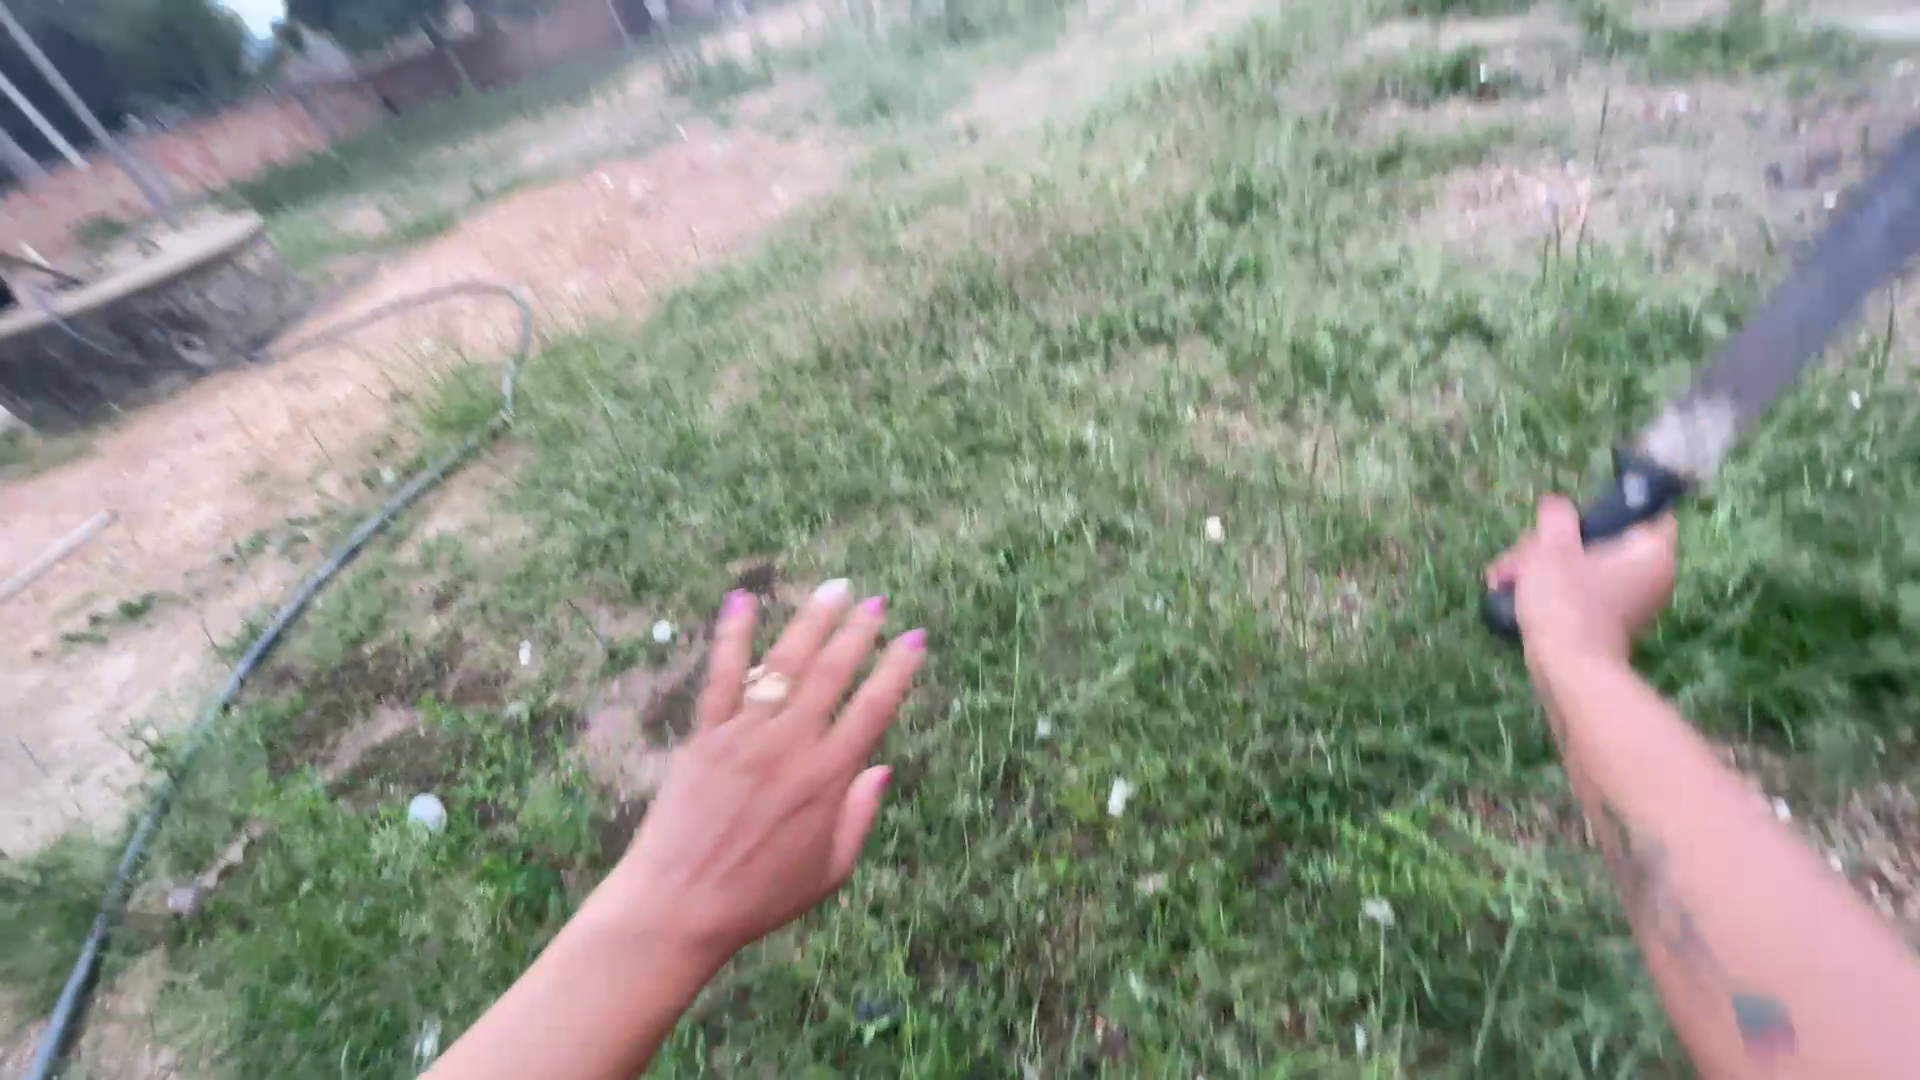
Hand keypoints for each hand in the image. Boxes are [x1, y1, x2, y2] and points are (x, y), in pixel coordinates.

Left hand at [594, 580, 925, 971]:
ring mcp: (746, 735)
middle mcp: (792, 745)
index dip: (898, 669)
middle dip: (859, 632)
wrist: (677, 909)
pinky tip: (742, 599)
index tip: (915, 637)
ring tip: (835, 589)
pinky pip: (721, 676)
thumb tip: (883, 767)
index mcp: (828, 777)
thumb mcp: (830, 871)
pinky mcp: (706, 735)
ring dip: (813, 622)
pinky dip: (732, 636)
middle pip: (833, 674)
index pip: (874, 708)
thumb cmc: (759, 897)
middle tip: (876, 601)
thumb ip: (861, 816)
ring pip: (786, 665)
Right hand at [1486, 496, 1678, 663]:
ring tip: (1501, 577)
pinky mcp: (1603, 620)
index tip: (1574, 515)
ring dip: (1538, 566)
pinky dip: (1548, 587)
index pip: (1649, 515)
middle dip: (1550, 544)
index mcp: (1651, 554)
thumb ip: (1556, 520)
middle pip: (1600, 541)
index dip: (1613, 508)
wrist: (1566, 666)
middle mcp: (1648, 576)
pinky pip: (1578, 590)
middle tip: (1519, 554)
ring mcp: (1626, 601)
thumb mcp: (1551, 551)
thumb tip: (1557, 503)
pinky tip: (1511, 592)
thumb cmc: (1566, 602)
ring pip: (1581, 566)